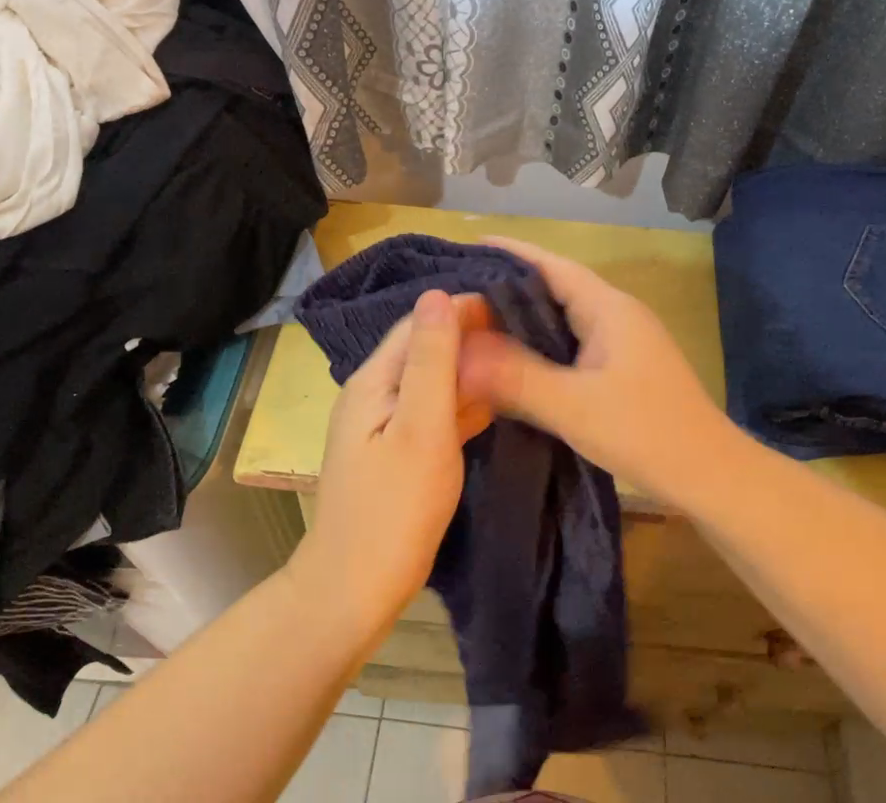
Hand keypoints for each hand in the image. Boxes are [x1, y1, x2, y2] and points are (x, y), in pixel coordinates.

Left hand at [288, 290, 490, 629]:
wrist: (356, 590)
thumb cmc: (394, 508)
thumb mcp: (421, 428)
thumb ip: (432, 361)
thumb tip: (438, 295)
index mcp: (373, 381)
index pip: (419, 324)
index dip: (464, 309)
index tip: (515, 303)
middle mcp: (375, 395)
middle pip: (425, 352)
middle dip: (472, 338)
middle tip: (529, 334)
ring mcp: (385, 428)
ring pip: (434, 385)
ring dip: (472, 372)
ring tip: (523, 361)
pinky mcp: (399, 456)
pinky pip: (436, 416)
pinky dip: (465, 407)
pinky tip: (499, 404)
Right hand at [456, 236, 731, 500]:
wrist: (709, 476)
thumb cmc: (646, 432)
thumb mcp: (573, 405)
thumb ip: (515, 377)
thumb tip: (457, 352)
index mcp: (609, 308)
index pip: (552, 265)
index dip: (509, 254)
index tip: (467, 247)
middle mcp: (616, 317)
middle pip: (554, 289)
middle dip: (507, 288)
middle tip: (456, 293)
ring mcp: (621, 345)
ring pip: (561, 321)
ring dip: (521, 321)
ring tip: (471, 326)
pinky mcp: (620, 372)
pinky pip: (568, 348)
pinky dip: (537, 349)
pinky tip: (509, 366)